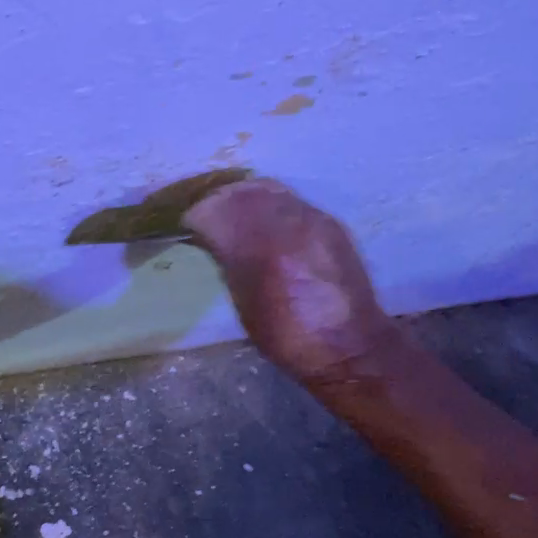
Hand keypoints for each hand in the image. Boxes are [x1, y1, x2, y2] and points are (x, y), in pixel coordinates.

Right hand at [183, 178, 400, 386]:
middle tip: (207, 215)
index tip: (187, 225)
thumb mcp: (243, 301)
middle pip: (241, 192)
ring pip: (268, 189)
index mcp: (259, 248)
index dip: (196, 215)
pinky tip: (266, 224)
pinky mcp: (330, 222)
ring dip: (245, 198)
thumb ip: (228, 260)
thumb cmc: (288, 336)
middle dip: (218, 200)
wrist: (350, 347)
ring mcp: (312, 219)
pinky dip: (270, 205)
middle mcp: (287, 224)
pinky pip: (291, 200)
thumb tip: (211, 237)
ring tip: (235, 215)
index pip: (214, 211)